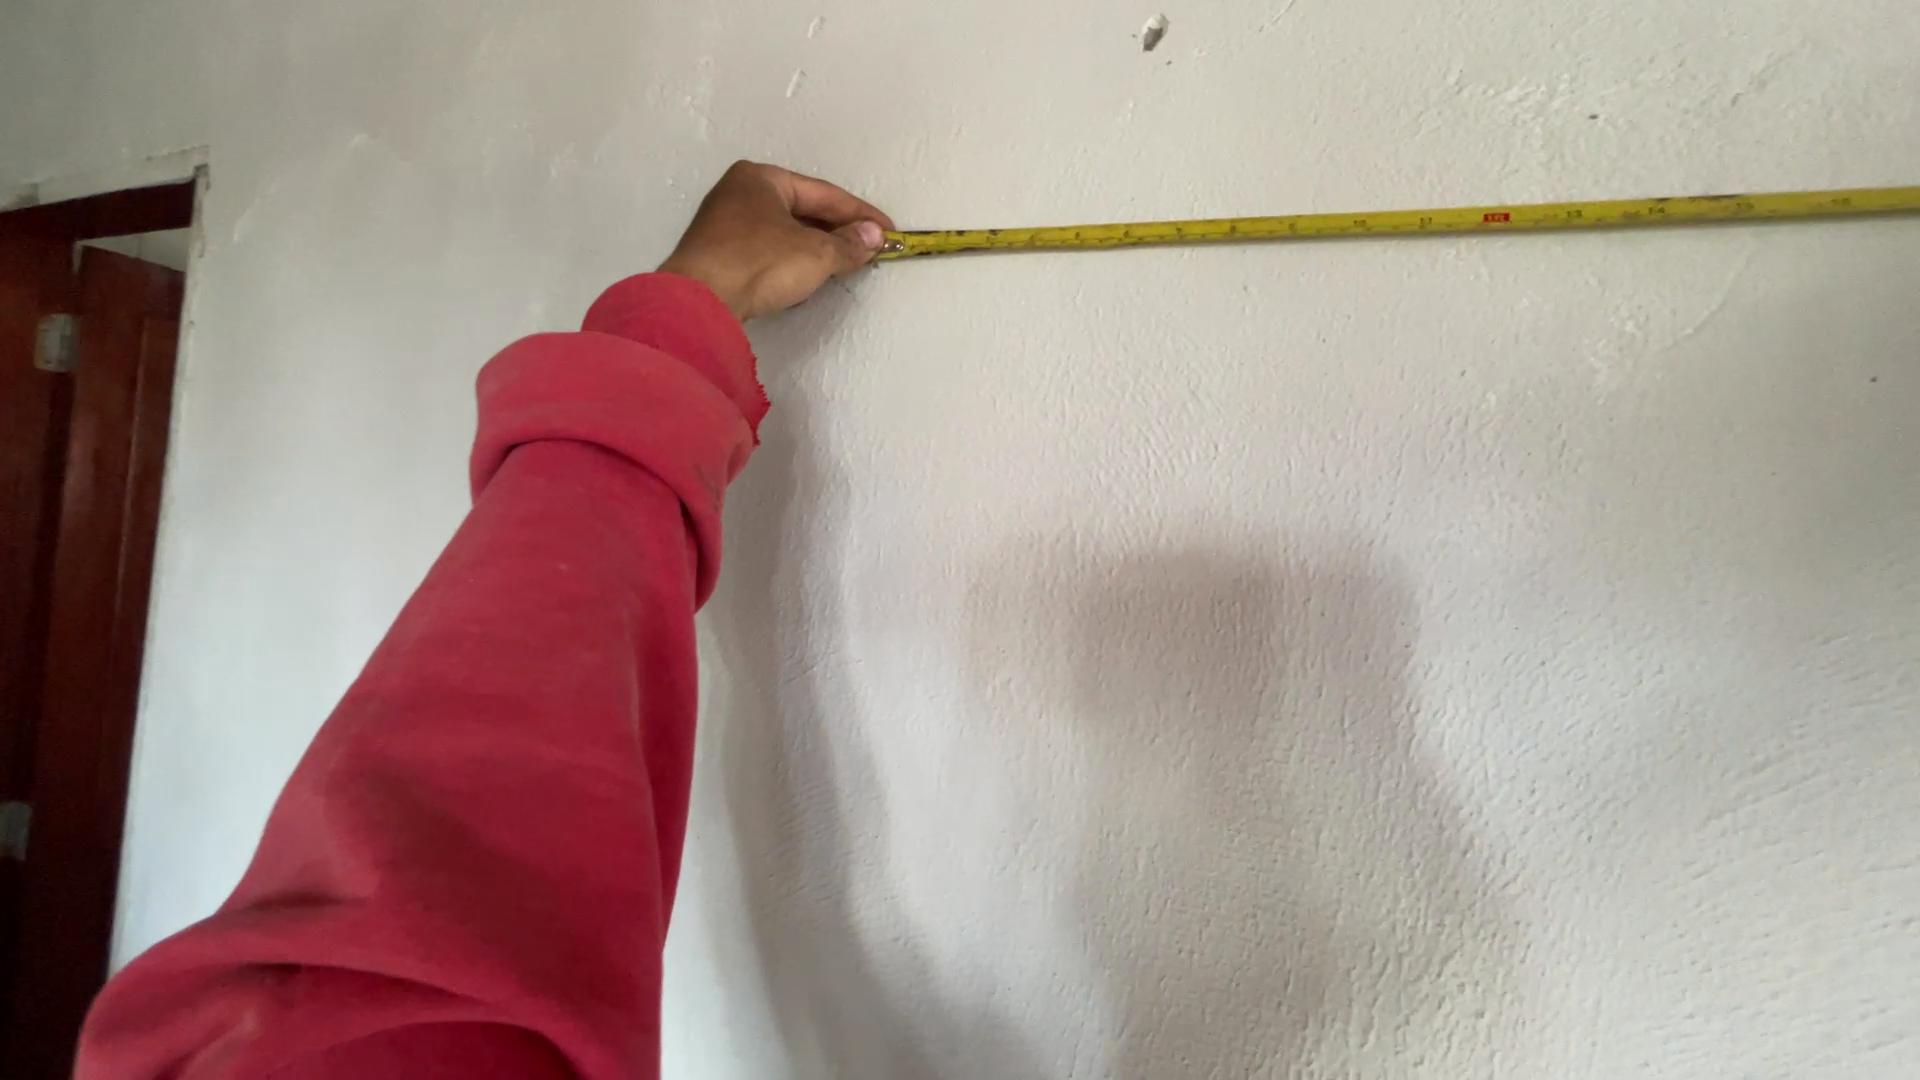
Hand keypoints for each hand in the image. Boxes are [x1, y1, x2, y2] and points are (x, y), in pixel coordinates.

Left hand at [658, 161, 895, 320]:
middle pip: (802, 210)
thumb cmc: (758, 263)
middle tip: (868, 248)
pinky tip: (806, 276)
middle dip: (837, 230)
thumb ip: (848, 244)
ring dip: (816, 247)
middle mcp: (739, 193)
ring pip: (784, 232)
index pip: (823, 193)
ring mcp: (725, 226)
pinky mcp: (719, 257)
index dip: (860, 214)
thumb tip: (873, 237)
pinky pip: (767, 252)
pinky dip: (792, 261)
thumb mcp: (816, 253)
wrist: (702, 300)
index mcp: (761, 178)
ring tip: (843, 263)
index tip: (887, 230)